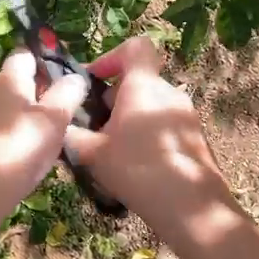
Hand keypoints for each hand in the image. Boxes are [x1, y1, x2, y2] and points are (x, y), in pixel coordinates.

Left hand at [0, 50, 88, 211]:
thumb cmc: (23, 142)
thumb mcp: (55, 115)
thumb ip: (68, 91)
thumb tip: (75, 77)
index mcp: (10, 76)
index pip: (26, 52)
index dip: (47, 57)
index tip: (70, 71)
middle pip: (23, 79)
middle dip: (47, 87)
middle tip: (75, 102)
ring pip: (20, 104)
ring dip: (41, 112)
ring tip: (66, 127)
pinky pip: (13, 124)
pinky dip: (30, 130)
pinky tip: (45, 147)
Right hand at [64, 36, 236, 231]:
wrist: (193, 210)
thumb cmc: (138, 170)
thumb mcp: (92, 153)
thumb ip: (72, 134)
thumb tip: (62, 127)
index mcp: (144, 86)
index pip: (135, 47)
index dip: (111, 56)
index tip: (94, 80)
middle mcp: (169, 93)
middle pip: (138, 80)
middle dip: (113, 97)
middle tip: (94, 125)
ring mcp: (186, 116)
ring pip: (150, 104)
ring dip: (129, 119)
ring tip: (112, 150)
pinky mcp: (195, 139)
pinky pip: (164, 125)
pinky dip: (147, 135)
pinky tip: (136, 166)